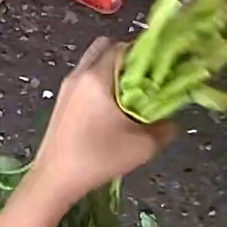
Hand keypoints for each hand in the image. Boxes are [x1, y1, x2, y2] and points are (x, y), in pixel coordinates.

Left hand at [29, 38, 175, 201]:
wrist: (55, 179)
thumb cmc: (98, 159)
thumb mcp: (143, 147)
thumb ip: (165, 128)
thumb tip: (172, 120)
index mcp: (97, 78)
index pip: (124, 47)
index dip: (145, 54)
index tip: (159, 70)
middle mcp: (80, 75)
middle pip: (105, 47)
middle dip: (127, 57)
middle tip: (144, 79)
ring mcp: (67, 87)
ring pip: (93, 62)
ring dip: (112, 70)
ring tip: (129, 95)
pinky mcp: (62, 101)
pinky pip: (84, 78)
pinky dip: (99, 82)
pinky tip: (111, 108)